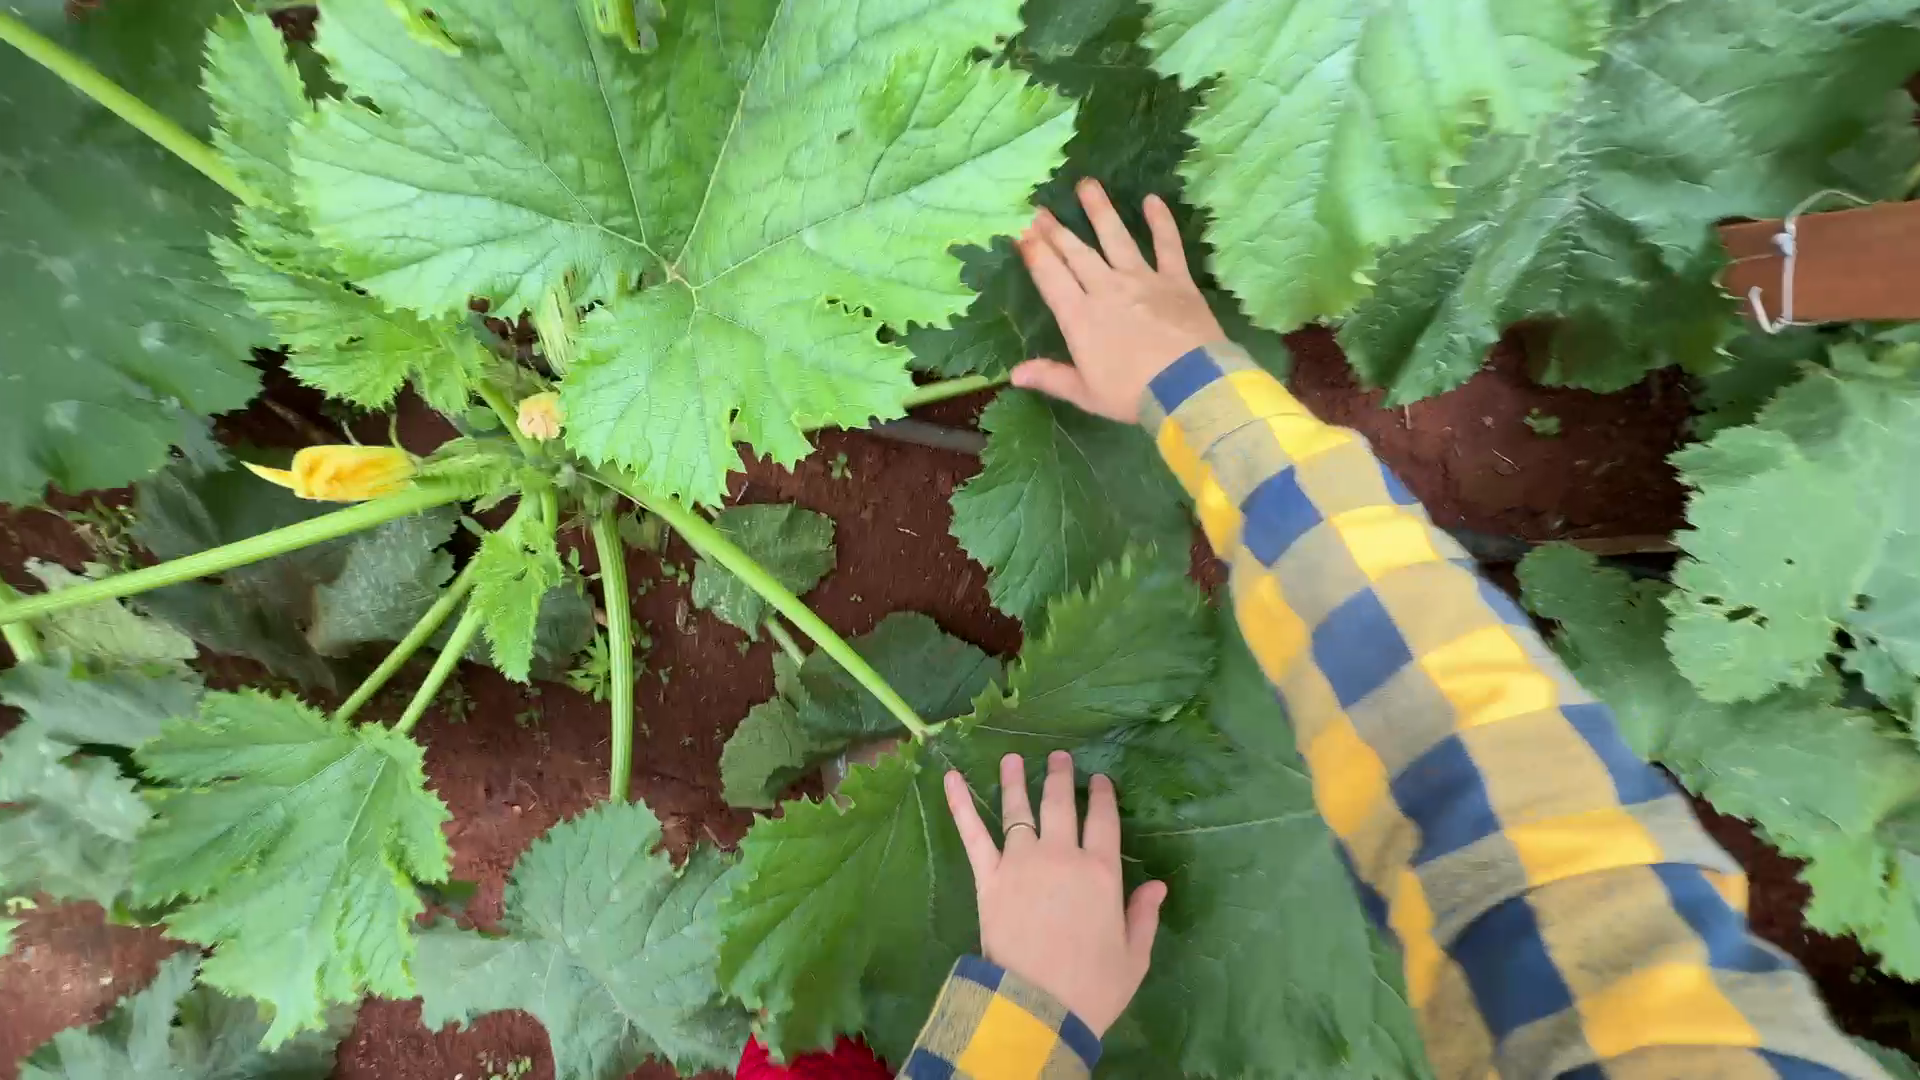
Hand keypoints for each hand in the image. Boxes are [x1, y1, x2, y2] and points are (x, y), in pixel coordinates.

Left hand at [943, 750, 1166, 1035]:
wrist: (1038, 1009)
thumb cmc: (1092, 989)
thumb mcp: (1133, 958)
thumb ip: (1144, 916)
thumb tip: (1157, 885)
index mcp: (1101, 872)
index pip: (1104, 820)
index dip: (1101, 795)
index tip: (1098, 779)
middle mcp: (1062, 855)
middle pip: (1061, 803)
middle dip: (1060, 775)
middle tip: (1058, 757)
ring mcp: (1022, 861)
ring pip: (1019, 808)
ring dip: (1016, 779)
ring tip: (1013, 758)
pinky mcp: (989, 875)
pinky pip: (973, 833)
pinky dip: (960, 803)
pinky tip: (951, 777)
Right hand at [1012, 179, 1226, 422]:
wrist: (1188, 385)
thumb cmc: (1131, 394)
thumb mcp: (1085, 393)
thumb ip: (1050, 377)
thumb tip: (1014, 374)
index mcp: (1079, 318)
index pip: (1050, 277)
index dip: (1035, 253)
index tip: (1021, 232)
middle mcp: (1106, 289)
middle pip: (1077, 254)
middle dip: (1056, 230)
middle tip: (1040, 208)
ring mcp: (1142, 280)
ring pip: (1116, 238)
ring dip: (1100, 211)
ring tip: (1087, 185)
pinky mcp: (1176, 280)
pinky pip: (1167, 245)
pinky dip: (1160, 222)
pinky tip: (1152, 200)